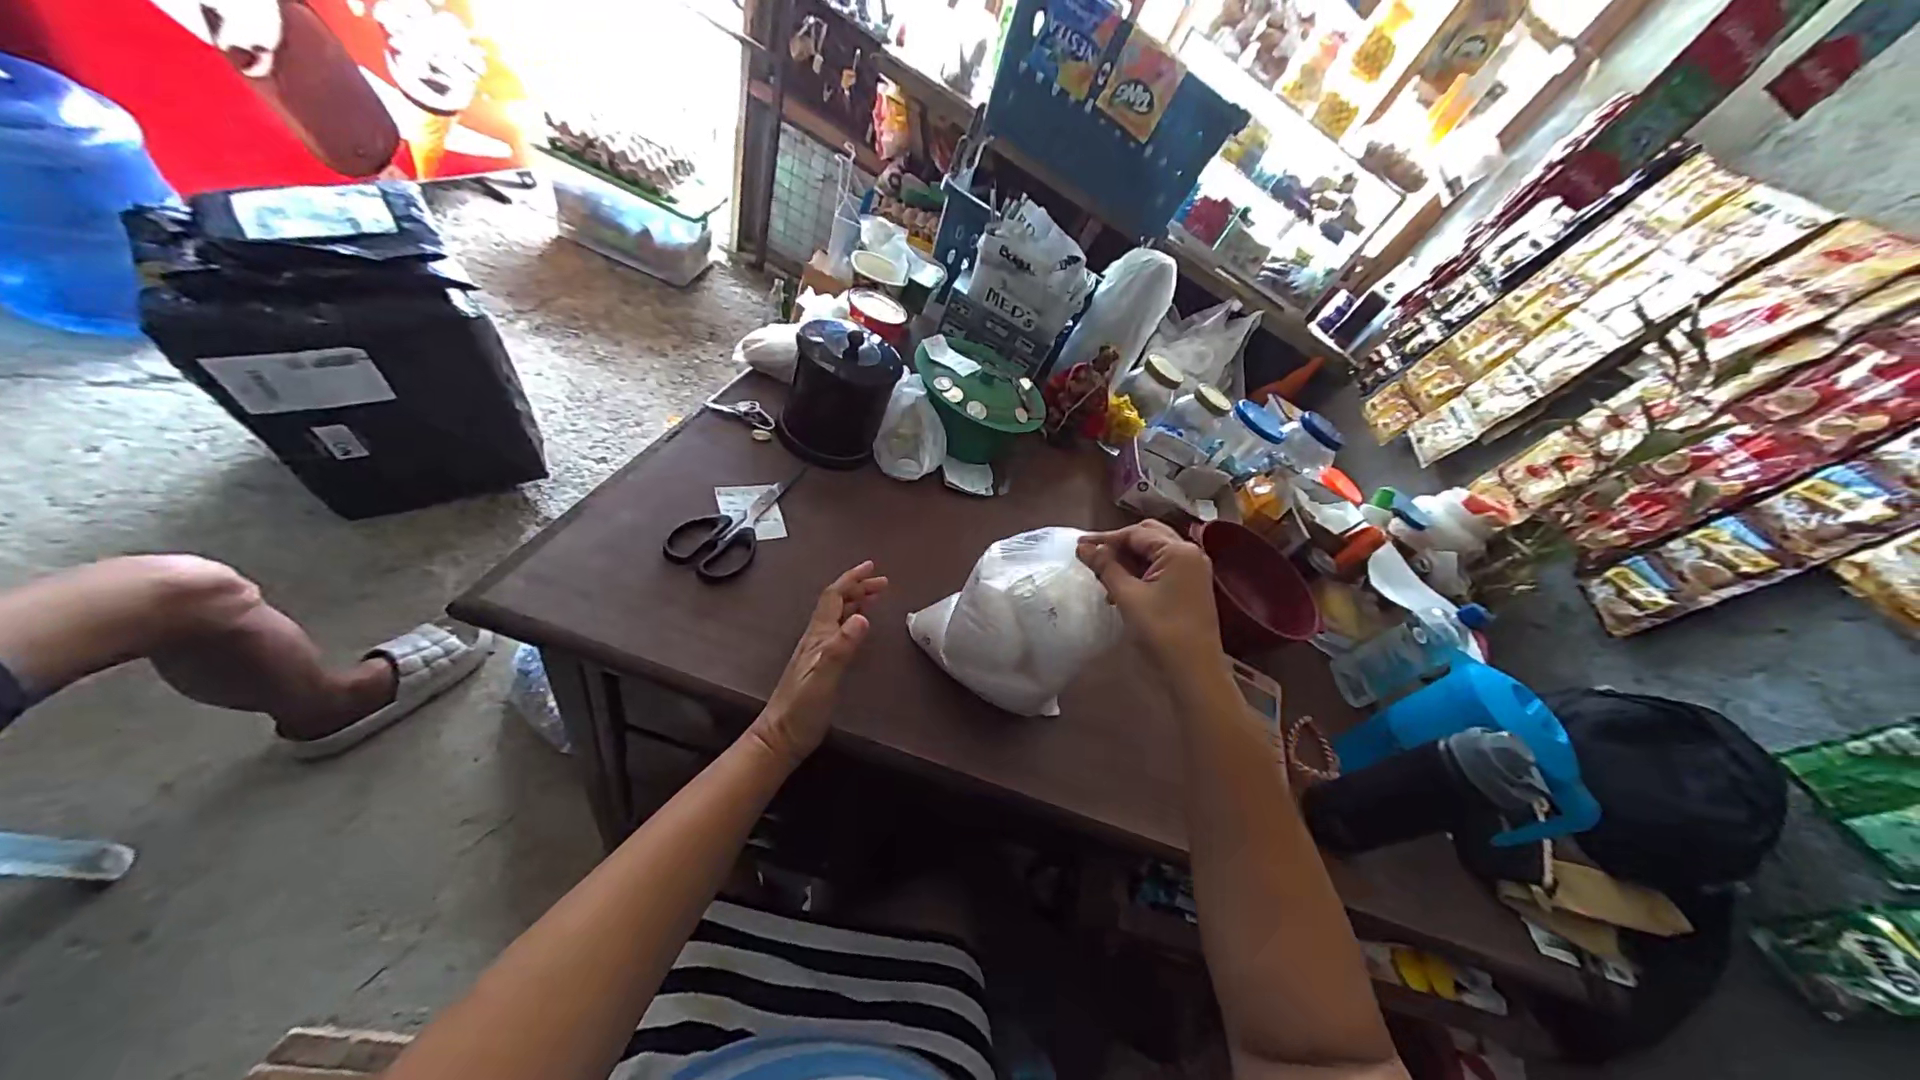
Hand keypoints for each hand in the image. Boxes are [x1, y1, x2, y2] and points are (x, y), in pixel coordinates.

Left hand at [750, 561, 887, 766]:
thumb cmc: (801, 708)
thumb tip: (862, 617)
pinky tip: (858, 626)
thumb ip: (841, 647)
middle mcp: (816, 637)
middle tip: (882, 582)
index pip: (834, 597)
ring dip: (856, 601)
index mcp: (817, 635)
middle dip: (859, 587)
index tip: (872, 567)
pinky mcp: (821, 664)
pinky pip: (839, 631)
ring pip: (838, 615)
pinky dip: (853, 619)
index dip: (852, 579)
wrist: (781, 736)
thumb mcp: (823, 677)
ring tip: (875, 595)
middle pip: (837, 602)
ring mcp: (817, 650)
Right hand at [1077, 522, 1222, 679]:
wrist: (1194, 671)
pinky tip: (1120, 585)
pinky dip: (1140, 571)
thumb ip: (1106, 567)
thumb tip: (1083, 548)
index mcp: (1179, 551)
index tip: (1078, 546)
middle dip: (1118, 544)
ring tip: (1101, 571)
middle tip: (1091, 555)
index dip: (1105, 538)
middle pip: (1148, 536)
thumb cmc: (1161, 631)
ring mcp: (1193, 570)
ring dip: (1128, 558)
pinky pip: (1162, 568)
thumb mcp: (1128, 596)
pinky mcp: (1191, 587)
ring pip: (1154, 552)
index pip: (1136, 533)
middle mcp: (1190, 554)